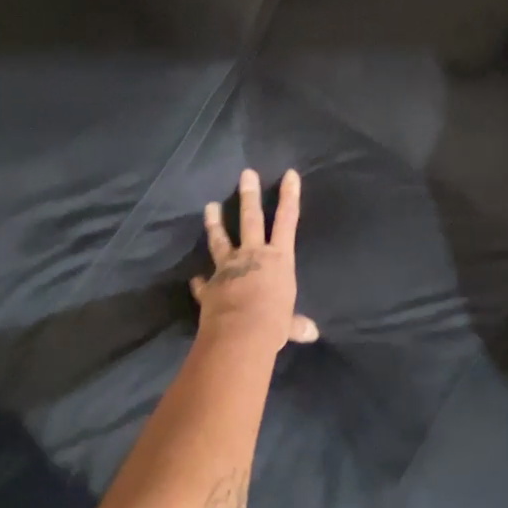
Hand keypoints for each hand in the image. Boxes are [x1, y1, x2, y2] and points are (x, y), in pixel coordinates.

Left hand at [192, 169, 318, 349]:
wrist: (239, 333)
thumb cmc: (272, 323)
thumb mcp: (288, 324)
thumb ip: (296, 324)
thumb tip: (311, 333)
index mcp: (278, 260)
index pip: (287, 221)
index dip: (289, 196)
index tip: (289, 174)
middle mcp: (253, 255)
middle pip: (251, 219)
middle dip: (249, 195)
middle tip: (246, 173)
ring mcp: (228, 267)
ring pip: (221, 239)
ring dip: (214, 223)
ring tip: (210, 206)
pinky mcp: (209, 286)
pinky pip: (203, 282)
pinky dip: (200, 281)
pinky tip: (195, 279)